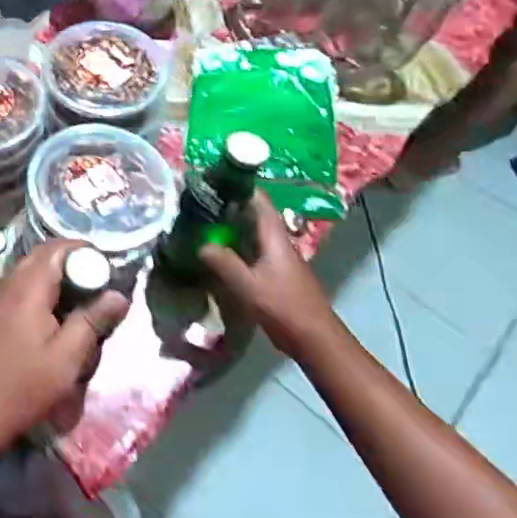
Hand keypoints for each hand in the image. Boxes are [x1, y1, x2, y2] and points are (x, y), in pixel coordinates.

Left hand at [0, 241, 129, 444]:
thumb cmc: (25, 386)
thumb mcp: (68, 358)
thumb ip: (92, 321)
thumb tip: (119, 294)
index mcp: (26, 287)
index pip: (55, 249)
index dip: (82, 250)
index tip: (107, 267)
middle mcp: (5, 282)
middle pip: (40, 257)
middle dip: (70, 263)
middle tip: (97, 285)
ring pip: (26, 271)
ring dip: (52, 277)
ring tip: (78, 301)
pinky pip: (14, 287)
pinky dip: (35, 290)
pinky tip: (49, 315)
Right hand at [196, 191, 339, 357]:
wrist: (316, 339)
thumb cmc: (284, 307)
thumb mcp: (248, 285)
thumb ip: (223, 262)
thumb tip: (201, 244)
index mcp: (275, 238)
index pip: (259, 200)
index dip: (239, 185)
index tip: (214, 178)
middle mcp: (278, 242)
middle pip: (255, 214)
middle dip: (230, 204)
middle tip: (201, 199)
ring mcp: (279, 258)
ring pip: (253, 232)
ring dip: (232, 224)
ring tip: (203, 221)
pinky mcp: (276, 273)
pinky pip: (253, 249)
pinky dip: (236, 243)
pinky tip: (219, 250)